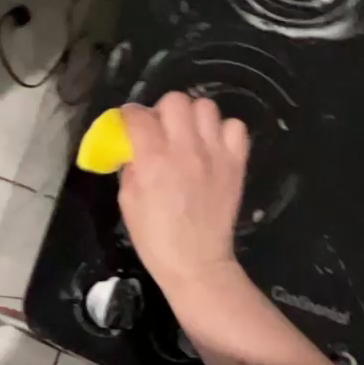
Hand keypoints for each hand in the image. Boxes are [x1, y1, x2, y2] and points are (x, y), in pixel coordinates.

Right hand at [117, 91, 250, 292]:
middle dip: (163, 112)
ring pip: (205, 107)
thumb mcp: (127, 203)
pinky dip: (223, 132)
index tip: (130, 125)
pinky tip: (213, 148)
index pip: (137, 115)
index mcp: (152, 160)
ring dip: (193, 118)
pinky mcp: (236, 163)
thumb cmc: (156, 240)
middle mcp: (185, 149)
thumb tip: (134, 148)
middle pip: (175, 100)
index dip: (130, 116)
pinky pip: (235, 127)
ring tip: (189, 137)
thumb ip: (130, 168)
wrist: (197, 263)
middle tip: (162, 131)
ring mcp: (214, 154)